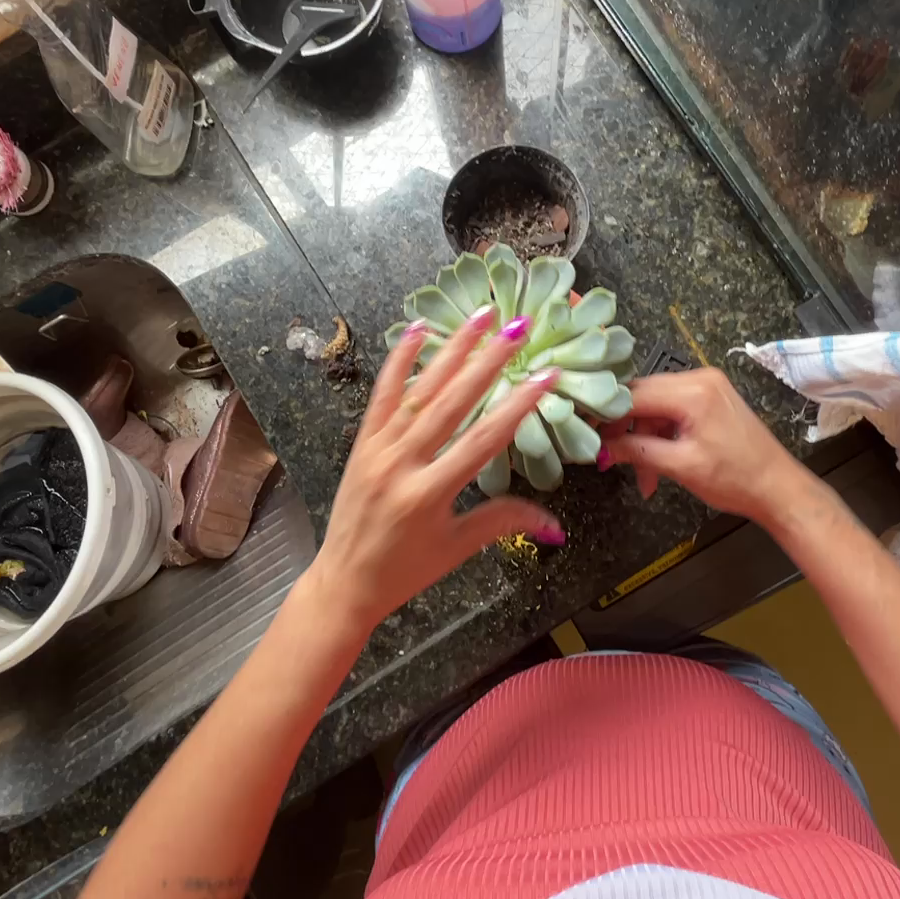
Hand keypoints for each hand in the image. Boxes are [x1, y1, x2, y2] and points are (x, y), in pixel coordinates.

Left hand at [304, 306, 563, 633]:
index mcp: (428, 493)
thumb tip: (555, 524)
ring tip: (478, 317)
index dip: (518, 405)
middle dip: (488, 361)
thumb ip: (503, 523)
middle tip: (516, 328)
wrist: (344, 581)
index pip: (483, 440)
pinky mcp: (362, 441)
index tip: (546, 375)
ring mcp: (378, 448)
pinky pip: (382, 395)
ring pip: (420, 391)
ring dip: (451, 350)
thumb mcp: (456, 548)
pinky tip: (417, 330)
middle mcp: (402, 462)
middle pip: (452, 403)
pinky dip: (399, 361)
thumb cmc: (405, 570)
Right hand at [598, 368, 827, 524]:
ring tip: (643, 475)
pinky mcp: (711, 397)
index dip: (605, 416)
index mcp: (693, 391)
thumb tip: (598, 450)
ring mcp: (707, 385)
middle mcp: (699, 377)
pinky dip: (661, 434)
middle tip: (609, 458)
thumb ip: (636, 451)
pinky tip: (657, 462)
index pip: (633, 395)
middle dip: (624, 429)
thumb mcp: (680, 466)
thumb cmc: (735, 479)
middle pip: (642, 395)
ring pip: (654, 404)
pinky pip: (672, 409)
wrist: (780, 489)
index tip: (584, 435)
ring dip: (643, 437)